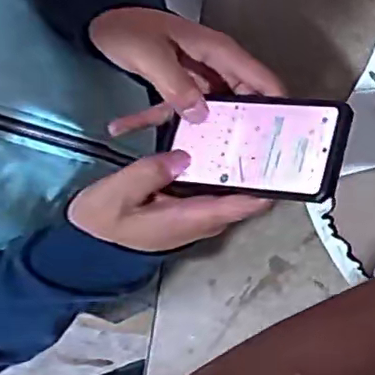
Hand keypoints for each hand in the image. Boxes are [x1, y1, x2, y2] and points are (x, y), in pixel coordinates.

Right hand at [68, 151, 270, 251]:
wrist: (94, 239)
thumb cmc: (105, 220)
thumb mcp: (115, 194)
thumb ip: (149, 173)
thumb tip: (184, 156)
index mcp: (197, 217)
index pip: (247, 204)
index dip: (269, 186)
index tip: (281, 164)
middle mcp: (212, 217)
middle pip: (249, 194)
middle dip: (260, 170)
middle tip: (268, 137)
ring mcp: (208, 213)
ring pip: (237, 189)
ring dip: (245, 168)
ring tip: (254, 135)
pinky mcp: (200, 207)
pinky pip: (222, 189)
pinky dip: (225, 171)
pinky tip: (227, 145)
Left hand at [88, 7, 286, 136]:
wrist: (97, 12)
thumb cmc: (127, 27)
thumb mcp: (149, 55)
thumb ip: (176, 85)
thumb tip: (201, 115)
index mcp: (223, 54)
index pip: (266, 82)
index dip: (279, 107)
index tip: (281, 134)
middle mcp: (221, 67)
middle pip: (249, 101)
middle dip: (249, 126)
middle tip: (247, 154)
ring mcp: (203, 78)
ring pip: (220, 109)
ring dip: (210, 129)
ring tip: (203, 153)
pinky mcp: (185, 86)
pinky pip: (187, 108)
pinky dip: (168, 120)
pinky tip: (134, 129)